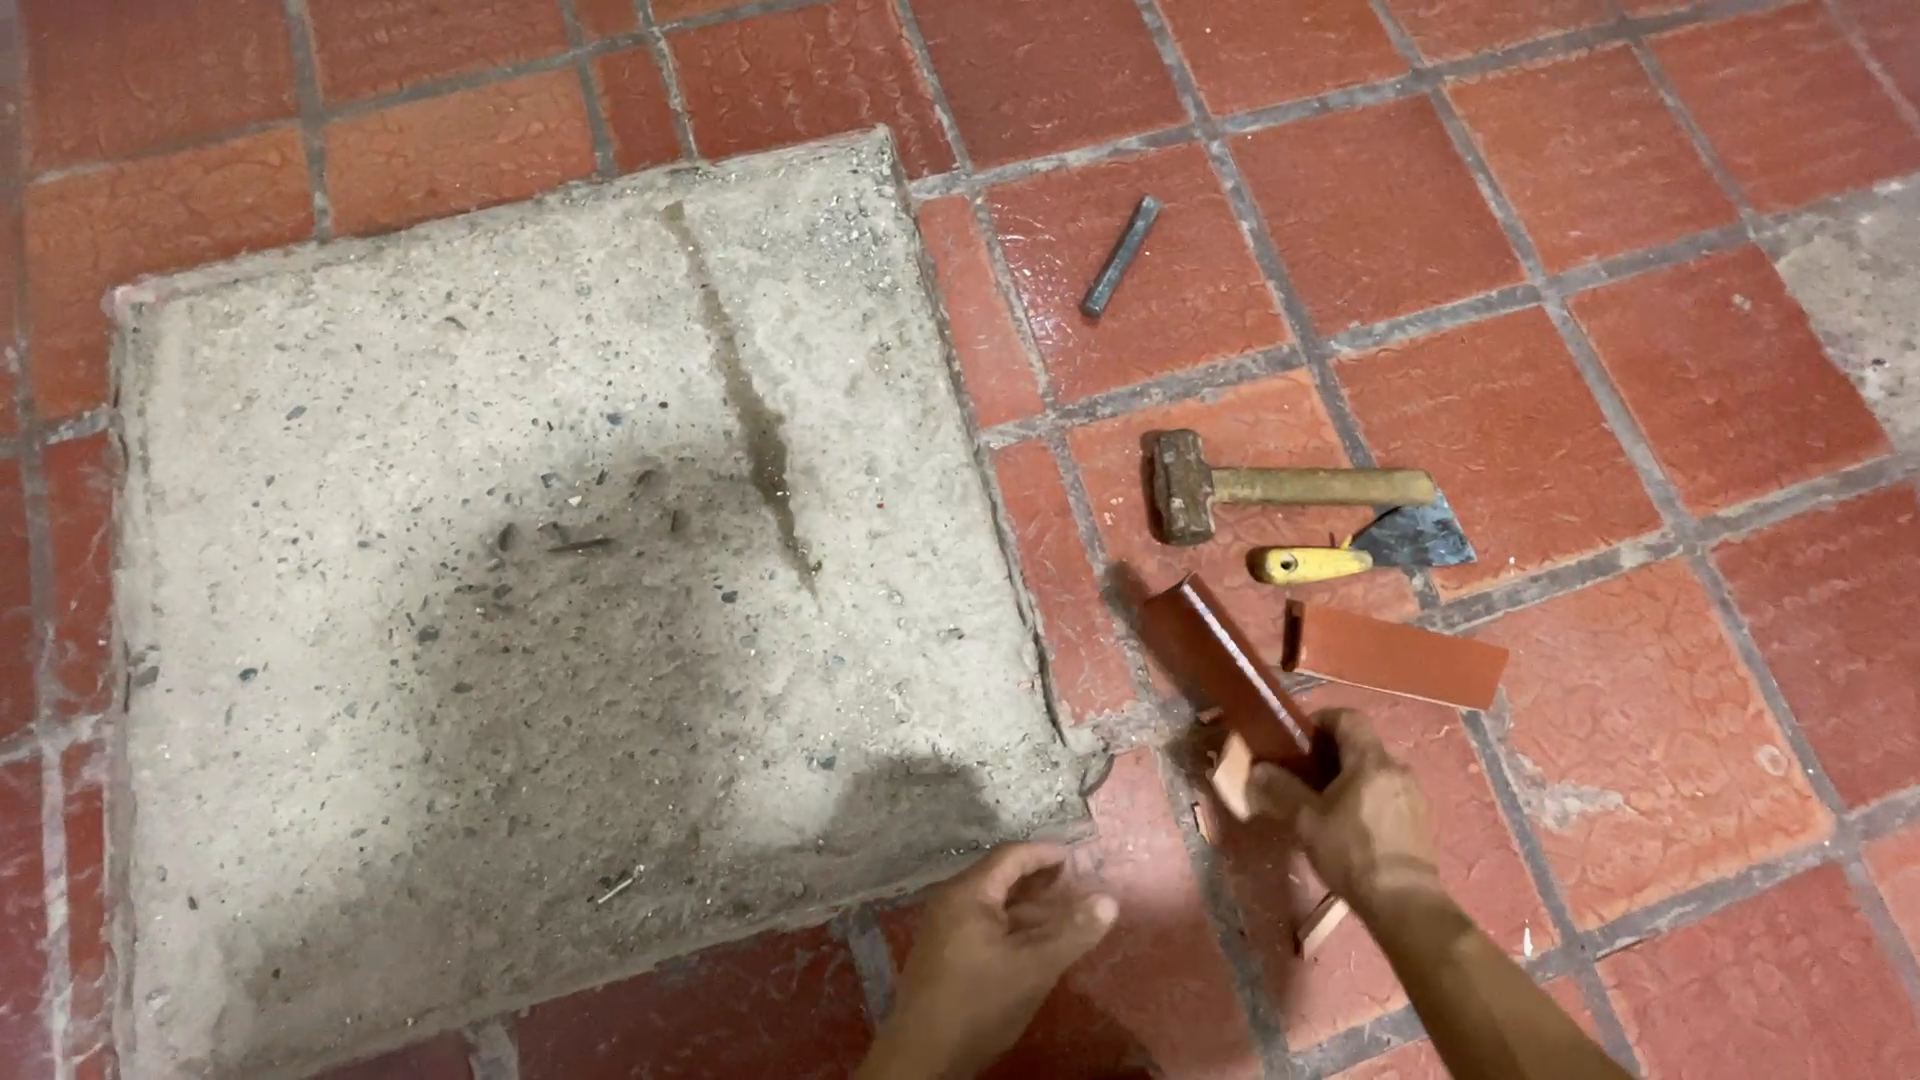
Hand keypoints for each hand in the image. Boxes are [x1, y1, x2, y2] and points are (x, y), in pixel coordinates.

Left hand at [859, 843, 1117, 1078]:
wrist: (921, 1059)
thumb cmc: (978, 1004)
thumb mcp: (1032, 969)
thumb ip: (1071, 933)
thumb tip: (1109, 900)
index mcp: (967, 892)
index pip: (1010, 856)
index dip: (1044, 853)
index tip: (1076, 857)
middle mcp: (950, 899)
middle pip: (1000, 876)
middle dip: (1038, 879)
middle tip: (1075, 885)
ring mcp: (943, 926)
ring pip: (992, 903)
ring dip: (1027, 905)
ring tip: (1063, 913)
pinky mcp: (942, 951)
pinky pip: (982, 922)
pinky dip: (1011, 924)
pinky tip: (1033, 942)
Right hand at [1249, 708, 1441, 916]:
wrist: (1406, 904)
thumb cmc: (1352, 853)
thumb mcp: (1307, 820)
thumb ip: (1281, 789)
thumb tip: (1258, 768)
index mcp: (1371, 761)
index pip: (1349, 717)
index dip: (1322, 719)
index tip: (1300, 738)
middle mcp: (1397, 770)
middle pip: (1362, 745)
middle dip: (1332, 753)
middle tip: (1305, 775)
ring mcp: (1413, 796)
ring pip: (1375, 771)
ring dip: (1350, 777)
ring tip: (1326, 803)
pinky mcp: (1420, 820)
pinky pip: (1388, 794)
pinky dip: (1368, 797)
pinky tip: (1352, 826)